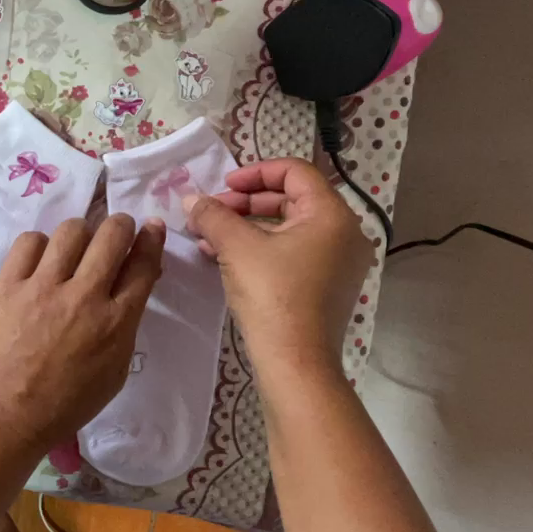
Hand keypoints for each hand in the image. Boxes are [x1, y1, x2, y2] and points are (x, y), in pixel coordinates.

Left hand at [0, 214, 165, 453]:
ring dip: (81, 233)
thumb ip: (127, 322)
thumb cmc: (69, 400)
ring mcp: (43, 287)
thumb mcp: (116, 368)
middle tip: (116, 233)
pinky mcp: (9, 284)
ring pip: (71, 230)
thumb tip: (134, 283)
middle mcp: (83, 296)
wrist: (9, 412)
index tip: (152, 228)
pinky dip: (40, 245)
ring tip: (76, 247)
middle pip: (112, 236)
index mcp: (115, 322)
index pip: (142, 265)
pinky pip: (29, 241)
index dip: (152, 240)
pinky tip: (41, 260)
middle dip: (120, 226)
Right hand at [184, 158, 374, 375]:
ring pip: (286, 227)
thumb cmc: (272, 294)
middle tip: (210, 211)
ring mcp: (337, 261)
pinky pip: (290, 250)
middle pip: (291, 198)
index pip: (295, 172)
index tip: (223, 186)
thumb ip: (212, 215)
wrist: (294, 360)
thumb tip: (189, 198)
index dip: (255, 173)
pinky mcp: (324, 283)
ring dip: (245, 225)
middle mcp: (343, 233)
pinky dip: (258, 246)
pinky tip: (221, 255)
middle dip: (245, 202)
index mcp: (331, 215)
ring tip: (207, 234)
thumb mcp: (235, 246)